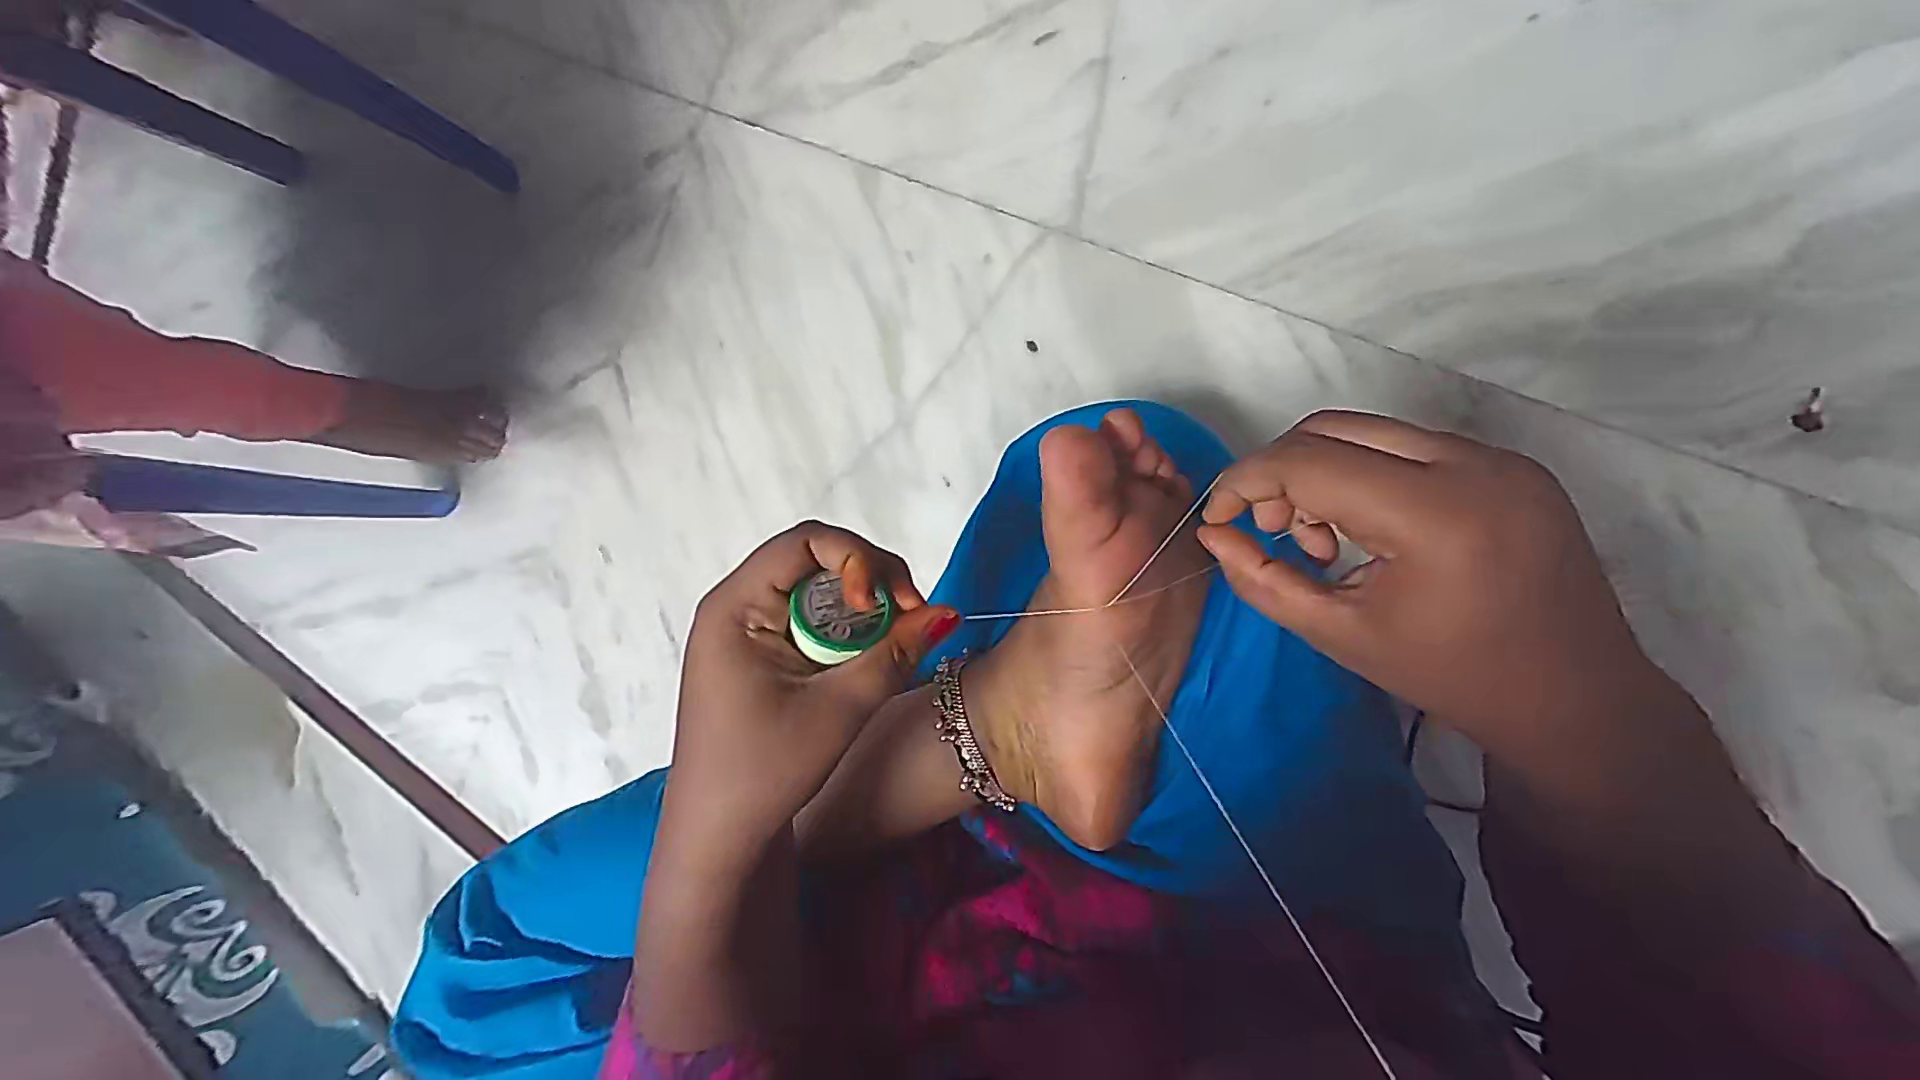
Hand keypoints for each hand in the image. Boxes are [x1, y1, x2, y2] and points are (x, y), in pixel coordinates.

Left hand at [668, 521, 958, 861]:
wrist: (720, 835)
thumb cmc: (763, 773)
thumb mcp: (839, 710)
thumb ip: (894, 654)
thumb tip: (944, 613)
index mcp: (734, 607)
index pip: (805, 543)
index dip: (855, 559)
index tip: (882, 605)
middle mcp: (736, 606)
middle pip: (815, 559)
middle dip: (871, 579)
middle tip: (911, 616)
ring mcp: (748, 628)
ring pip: (819, 588)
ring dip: (865, 605)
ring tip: (898, 636)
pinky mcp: (764, 650)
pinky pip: (813, 617)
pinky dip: (850, 627)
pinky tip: (872, 652)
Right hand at [1196, 411, 1672, 760]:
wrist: (1575, 698)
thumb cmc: (1448, 674)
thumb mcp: (1336, 633)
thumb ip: (1262, 579)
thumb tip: (1213, 535)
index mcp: (1434, 515)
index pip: (1305, 461)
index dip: (1242, 483)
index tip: (1217, 519)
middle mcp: (1473, 465)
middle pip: (1329, 429)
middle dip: (1276, 472)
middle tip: (1269, 529)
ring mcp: (1500, 458)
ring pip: (1366, 431)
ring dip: (1318, 471)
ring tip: (1320, 537)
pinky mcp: (1510, 464)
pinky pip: (1405, 445)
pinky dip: (1361, 474)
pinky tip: (1366, 528)